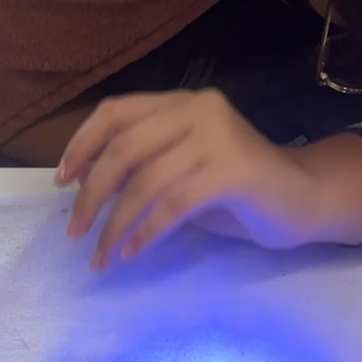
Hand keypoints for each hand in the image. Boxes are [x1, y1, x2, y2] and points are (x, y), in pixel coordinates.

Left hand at [58, 89, 357, 268]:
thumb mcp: (176, 174)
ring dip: (114, 226)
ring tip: (100, 258)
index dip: (82, 144)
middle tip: (73, 232)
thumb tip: (81, 183)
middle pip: (124, 149)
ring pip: (146, 182)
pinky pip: (175, 205)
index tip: (60, 182)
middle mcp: (197, 110)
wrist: (300, 201)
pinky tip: (132, 254)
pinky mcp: (234, 172)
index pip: (116, 112)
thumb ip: (138, 169)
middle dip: (90, 195)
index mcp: (179, 104)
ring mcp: (218, 137)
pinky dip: (147, 233)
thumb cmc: (232, 193)